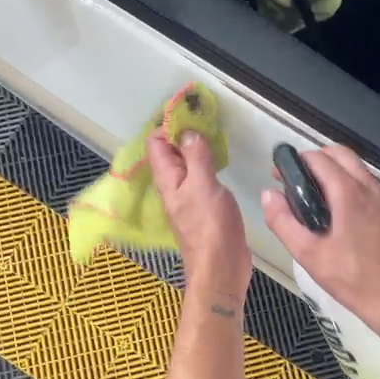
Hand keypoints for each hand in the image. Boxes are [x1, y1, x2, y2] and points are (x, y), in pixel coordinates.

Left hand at [148, 131, 251, 296]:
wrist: (221, 268)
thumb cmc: (211, 229)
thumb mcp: (204, 186)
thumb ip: (196, 157)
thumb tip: (188, 131)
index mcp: (168, 180)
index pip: (157, 143)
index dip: (169, 124)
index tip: (189, 110)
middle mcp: (174, 186)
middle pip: (171, 152)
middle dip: (184, 132)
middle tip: (204, 115)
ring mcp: (189, 197)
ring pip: (187, 163)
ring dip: (196, 146)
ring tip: (213, 130)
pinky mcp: (204, 206)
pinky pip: (201, 176)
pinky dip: (207, 162)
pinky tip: (220, 158)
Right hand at [260, 145, 379, 332]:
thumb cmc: (354, 280)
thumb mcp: (310, 255)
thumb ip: (284, 222)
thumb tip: (269, 195)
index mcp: (349, 193)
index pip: (319, 159)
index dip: (295, 162)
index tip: (280, 176)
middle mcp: (371, 189)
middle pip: (342, 155)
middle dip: (317, 159)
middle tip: (298, 181)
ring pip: (360, 171)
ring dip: (336, 172)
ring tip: (317, 199)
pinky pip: (372, 190)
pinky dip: (353, 188)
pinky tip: (344, 219)